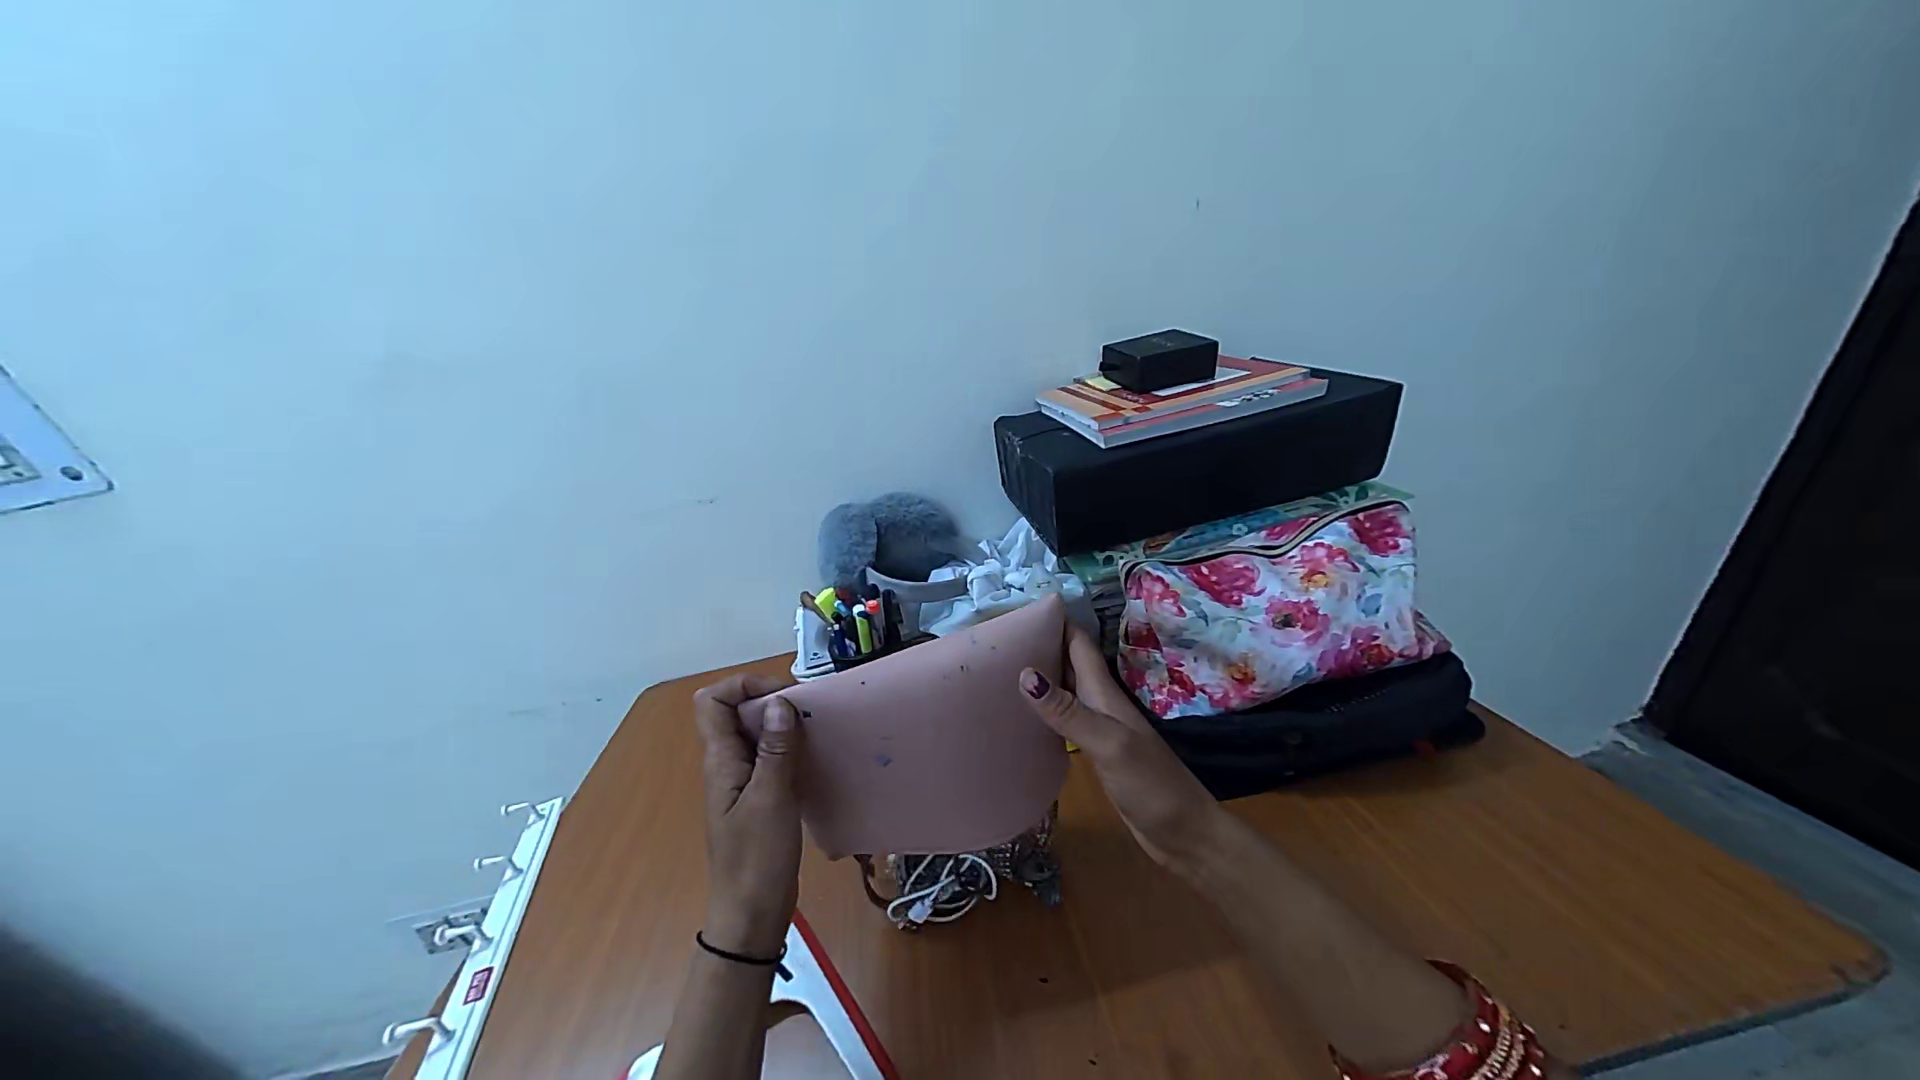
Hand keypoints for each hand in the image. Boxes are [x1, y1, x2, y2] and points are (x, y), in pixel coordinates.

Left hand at [692, 673, 803, 957]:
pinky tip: (815, 758)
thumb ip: (775, 749)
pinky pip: (771, 757)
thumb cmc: (757, 859)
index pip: (712, 701)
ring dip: (784, 726)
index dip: (744, 686)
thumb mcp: (771, 799)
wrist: (752, 915)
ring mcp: (742, 781)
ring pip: (757, 734)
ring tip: (817, 732)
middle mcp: (727, 763)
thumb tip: (779, 702)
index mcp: (720, 760)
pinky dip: (791, 749)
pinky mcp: (759, 796)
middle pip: (737, 712)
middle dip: (772, 702)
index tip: (782, 696)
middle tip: (809, 713)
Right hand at [1018, 624, 1228, 877]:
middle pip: (1066, 661)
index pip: (1077, 642)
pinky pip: (1062, 720)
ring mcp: (1097, 727)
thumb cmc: (1151, 784)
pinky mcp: (1093, 751)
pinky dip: (1041, 711)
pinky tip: (1018, 716)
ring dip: (1037, 677)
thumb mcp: (1109, 744)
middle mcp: (1099, 702)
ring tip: (996, 670)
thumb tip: (1025, 674)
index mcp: (1104, 692)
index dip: (1052, 619)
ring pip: (1062, 690)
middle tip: (994, 640)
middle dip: (1037, 644)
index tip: (1016, 607)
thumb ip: (1068, 711)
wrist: (1184, 834)